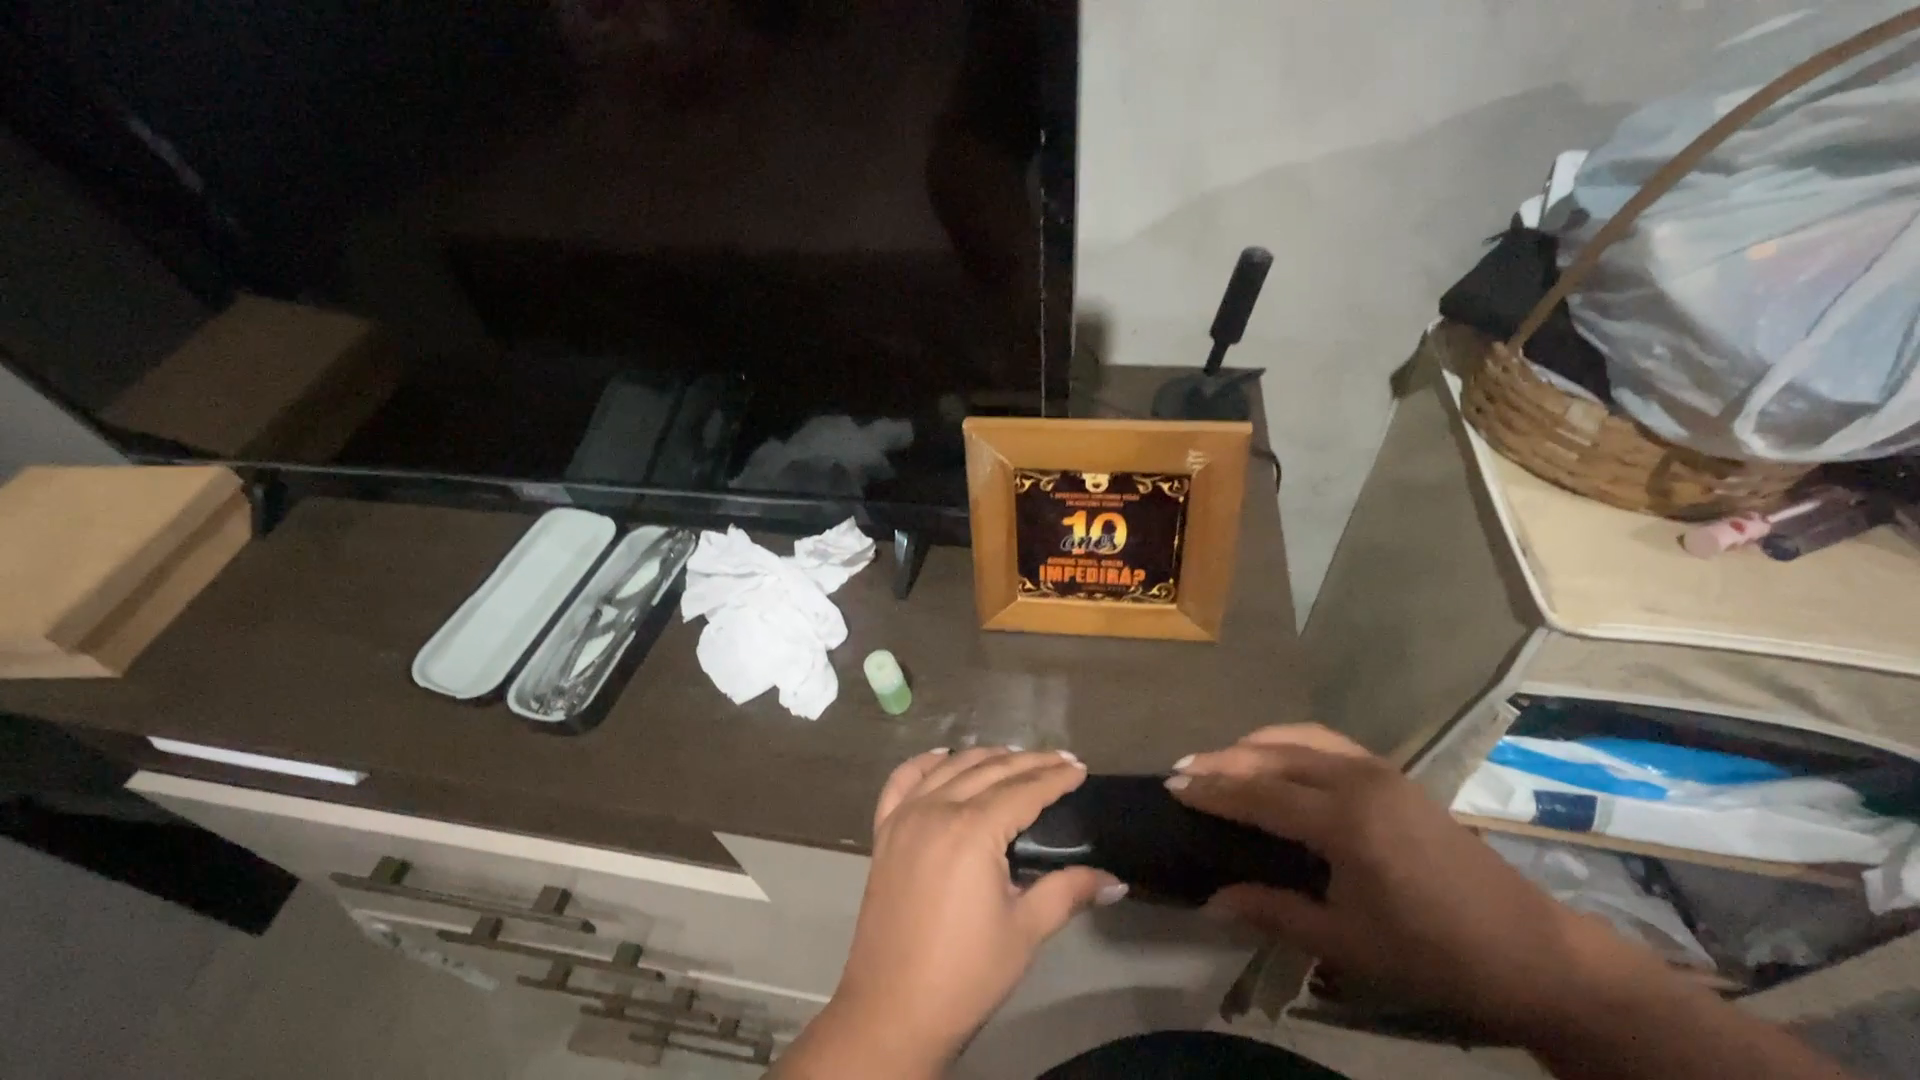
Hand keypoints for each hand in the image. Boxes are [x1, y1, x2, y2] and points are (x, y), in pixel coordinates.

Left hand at [816, 748, 1125, 1072]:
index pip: (1023, 791)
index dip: (1054, 777)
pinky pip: (901, 783)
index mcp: (972, 830)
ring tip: (1014, 758)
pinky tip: (942, 758)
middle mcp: (935, 811)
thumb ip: (1067, 892)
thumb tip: (1115, 880)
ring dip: (984, 758)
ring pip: (949, 770)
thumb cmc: (966, 973)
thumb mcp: (1025, 931)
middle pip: (988, 772)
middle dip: (1028, 763)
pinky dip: (923, 764)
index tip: (1080, 768)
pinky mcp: (883, 834)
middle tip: (1060, 760)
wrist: (892, 1010)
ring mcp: (903, 819)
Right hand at [1168, 725, 1669, 1037]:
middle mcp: (1358, 780)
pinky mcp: (1396, 775)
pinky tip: (1276, 762)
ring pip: (1301, 739)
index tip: (1170, 785)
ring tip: (1219, 761)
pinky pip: (1328, 743)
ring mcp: (1381, 771)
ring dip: (1255, 745)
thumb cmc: (1432, 952)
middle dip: (1223, 761)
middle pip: (1273, 755)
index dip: (1211, 790)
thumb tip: (1213, 898)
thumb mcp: (1345, 942)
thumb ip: (1274, 911)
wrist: (1528, 949)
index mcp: (1345, 821)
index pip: (1259, 794)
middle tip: (1182, 770)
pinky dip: (1290, 744)